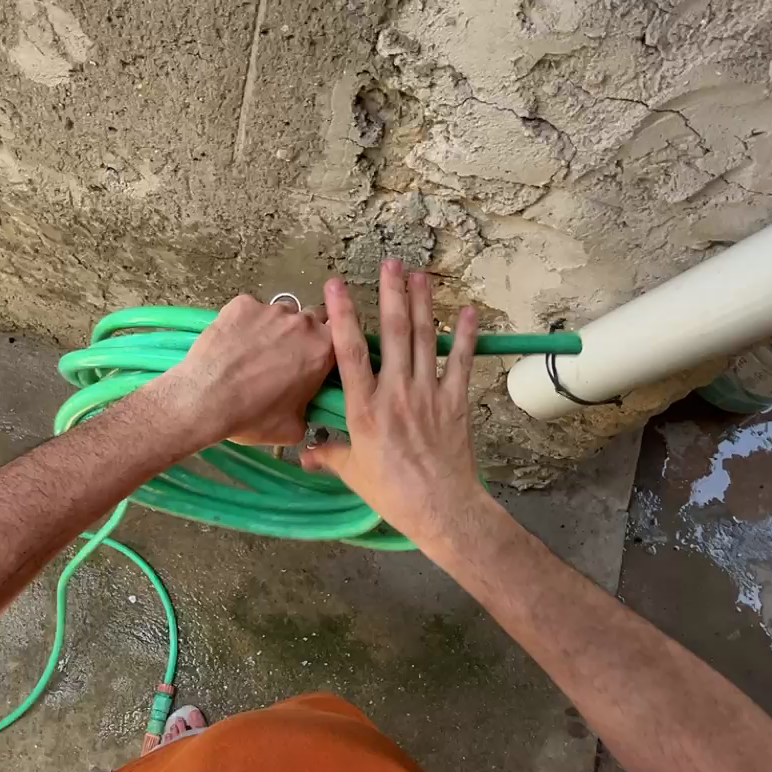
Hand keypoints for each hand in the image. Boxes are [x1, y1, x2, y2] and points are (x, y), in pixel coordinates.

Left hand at [149, 293, 334, 446]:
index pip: (340, 336)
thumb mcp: (292, 429)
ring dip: (274, 328)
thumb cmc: (251, 417)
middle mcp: (302, 323)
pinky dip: (245, 323)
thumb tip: (305, 411)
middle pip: (313, 319)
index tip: (318, 357)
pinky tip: (232, 343)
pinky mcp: (242, 304)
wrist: (204, 400)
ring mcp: (271, 309)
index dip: (329, 346)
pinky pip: (250, 310)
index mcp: (323, 351)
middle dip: (303, 335)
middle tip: (284, 357)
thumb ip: (308, 412)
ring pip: (281, 313)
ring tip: (253, 351)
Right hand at [301, 260, 492, 542]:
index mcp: (364, 408)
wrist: (440, 507)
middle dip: (391, 295)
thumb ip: (328, 456)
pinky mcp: (455, 402)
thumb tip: (305, 454)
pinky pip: (461, 363)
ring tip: (419, 275)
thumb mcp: (353, 473)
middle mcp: (396, 393)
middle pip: (394, 334)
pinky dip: (465, 337)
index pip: (350, 353)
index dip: (342, 316)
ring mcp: (428, 394)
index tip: (335, 286)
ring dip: (423, 304)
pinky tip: (466, 312)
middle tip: (390, 263)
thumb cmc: (391, 492)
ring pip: (425, 340)